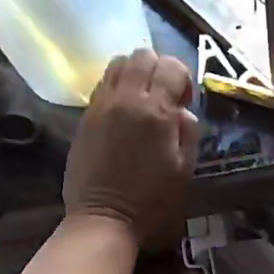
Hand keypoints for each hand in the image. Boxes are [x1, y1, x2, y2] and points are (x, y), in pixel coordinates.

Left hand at [63, 47, 200, 242]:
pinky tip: (122, 113)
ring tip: (141, 99)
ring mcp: (102, 105)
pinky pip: (103, 85)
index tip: (184, 101)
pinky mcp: (85, 116)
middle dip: (158, 68)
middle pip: (142, 55)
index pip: (171, 66)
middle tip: (163, 96)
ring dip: (134, 73)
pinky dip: (117, 88)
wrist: (104, 218)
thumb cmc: (151, 200)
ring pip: (118, 64)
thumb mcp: (184, 170)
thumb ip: (188, 133)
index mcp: (156, 111)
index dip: (183, 78)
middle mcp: (126, 99)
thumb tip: (182, 112)